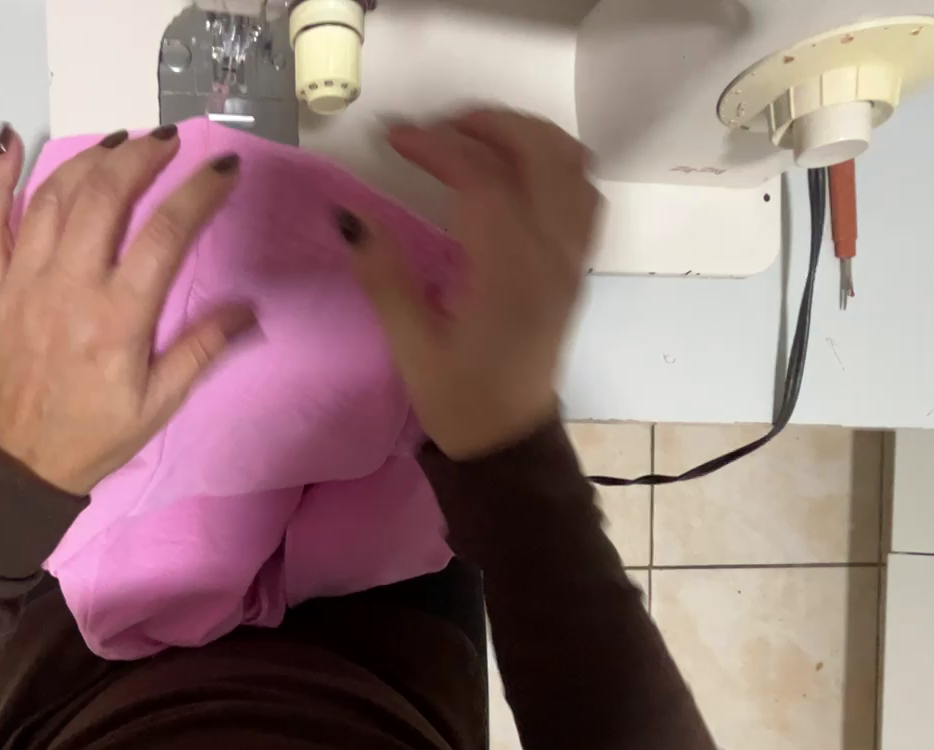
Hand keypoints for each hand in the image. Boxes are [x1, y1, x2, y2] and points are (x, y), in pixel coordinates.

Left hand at [0, 125, 253, 493]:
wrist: (21, 464)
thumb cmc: (96, 436)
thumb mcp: (159, 404)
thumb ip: (201, 351)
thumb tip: (249, 310)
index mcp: (116, 319)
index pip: (165, 236)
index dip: (199, 193)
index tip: (224, 170)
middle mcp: (67, 287)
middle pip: (104, 196)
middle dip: (141, 156)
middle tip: (167, 143)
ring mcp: (22, 282)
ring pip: (52, 196)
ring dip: (89, 157)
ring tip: (120, 143)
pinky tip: (9, 140)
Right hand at [343, 109, 600, 459]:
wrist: (507, 442)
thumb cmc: (457, 400)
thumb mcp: (412, 347)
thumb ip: (385, 278)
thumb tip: (349, 218)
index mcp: (508, 274)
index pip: (482, 179)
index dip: (437, 147)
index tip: (394, 138)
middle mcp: (552, 255)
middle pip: (540, 152)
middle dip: (488, 124)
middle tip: (439, 130)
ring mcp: (572, 260)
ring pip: (572, 165)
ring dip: (528, 137)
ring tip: (479, 141)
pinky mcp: (576, 270)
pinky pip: (584, 196)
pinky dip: (556, 167)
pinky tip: (522, 176)